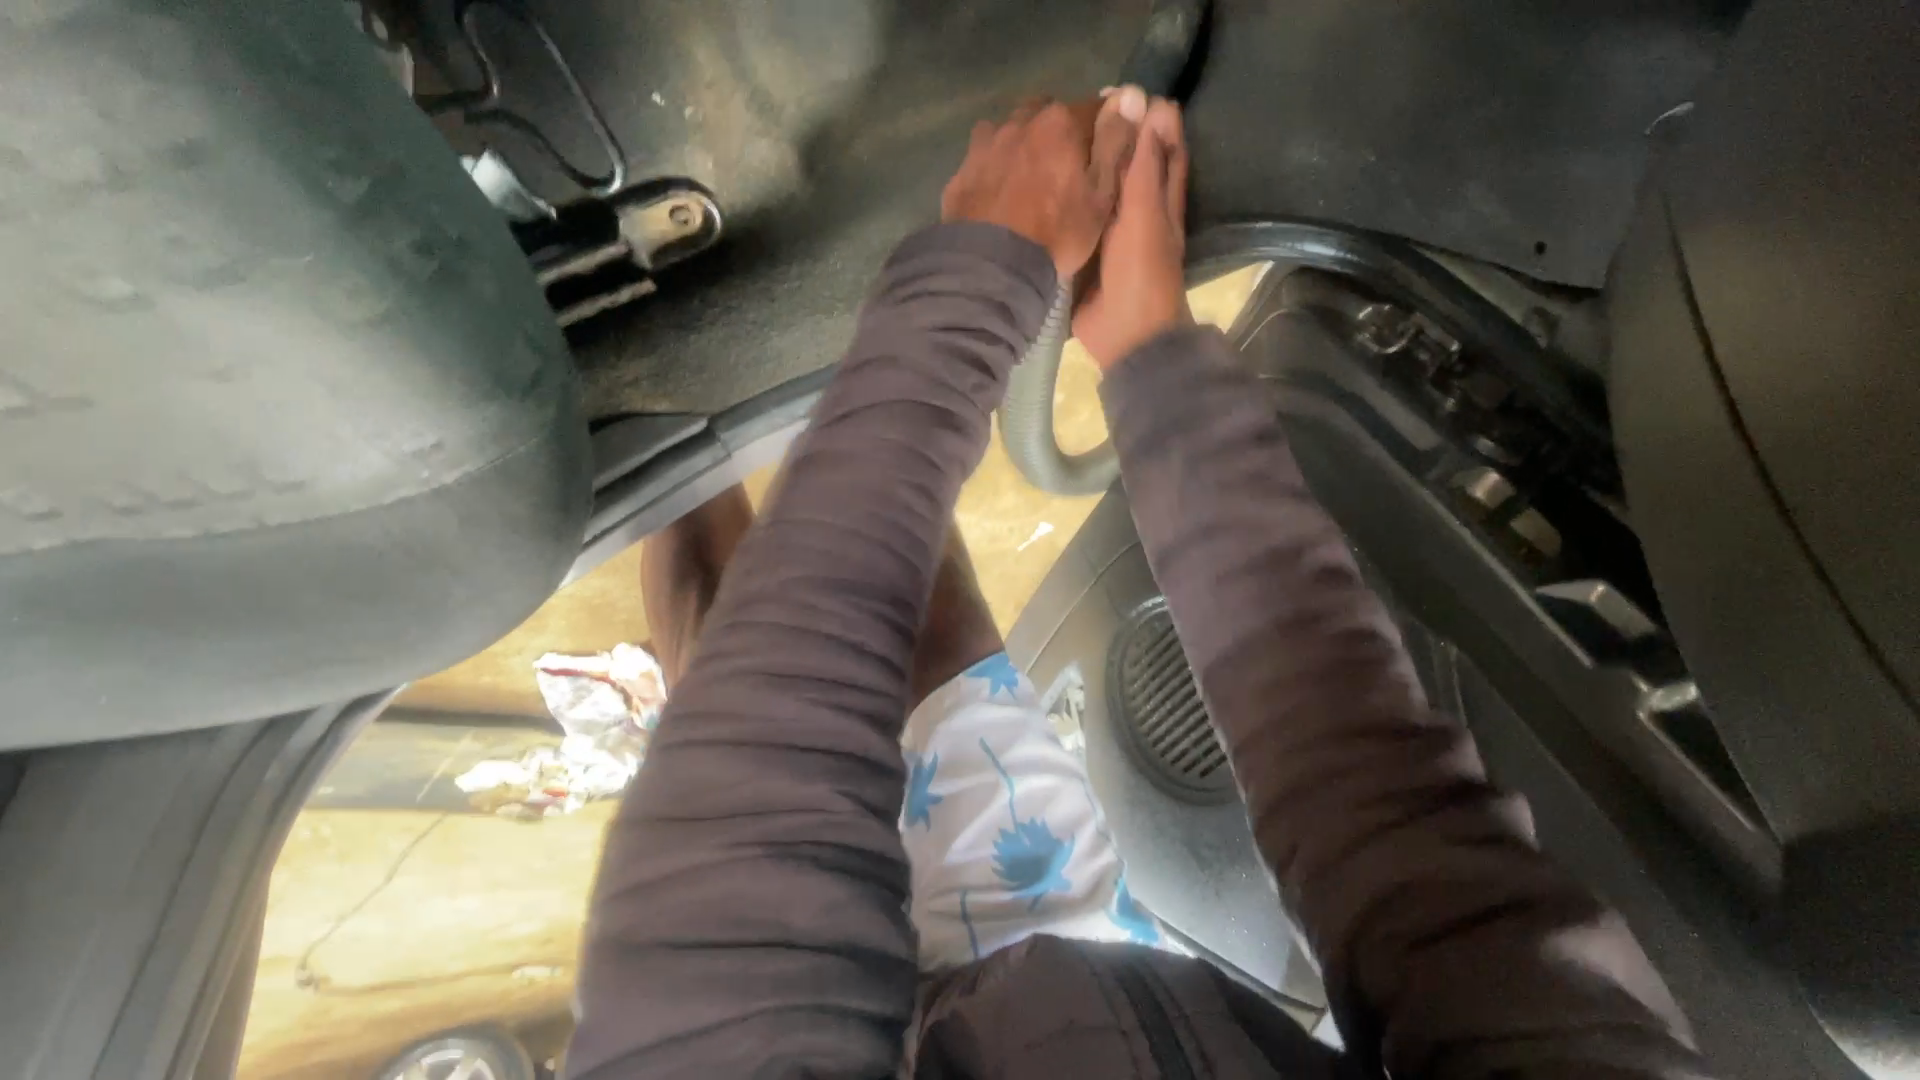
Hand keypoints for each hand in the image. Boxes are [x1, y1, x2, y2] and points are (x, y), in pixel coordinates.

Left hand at [941, 89, 1145, 279]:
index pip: (1094, 108)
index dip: (1103, 130)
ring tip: (1025, 181)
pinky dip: (993, 168)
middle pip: (1047, 114)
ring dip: (1022, 145)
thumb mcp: (1101, 197)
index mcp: (1061, 122)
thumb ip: (1115, 144)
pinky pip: (983, 158)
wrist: (991, 268)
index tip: (1103, 153)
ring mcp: (986, 144)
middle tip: (1062, 169)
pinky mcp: (961, 171)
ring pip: (1010, 130)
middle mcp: (1021, 121)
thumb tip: (1130, 98)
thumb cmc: (1057, 235)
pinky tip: (996, 194)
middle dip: (1058, 132)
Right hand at [1073, 97, 1192, 370]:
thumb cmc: (1141, 274)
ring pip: (1100, 196)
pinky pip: (1078, 224)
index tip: (1124, 91)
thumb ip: (1144, 168)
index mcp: (1161, 203)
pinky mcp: (1085, 259)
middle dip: (1115, 143)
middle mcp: (1138, 217)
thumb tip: (1153, 108)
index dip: (1153, 122)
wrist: (1125, 337)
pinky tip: (1046, 190)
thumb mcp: (1144, 215)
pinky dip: (1068, 206)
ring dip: (1087, 172)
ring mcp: (1109, 239)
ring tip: (1060, 139)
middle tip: (1084, 110)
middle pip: (1129, 171)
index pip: (1163, 153)